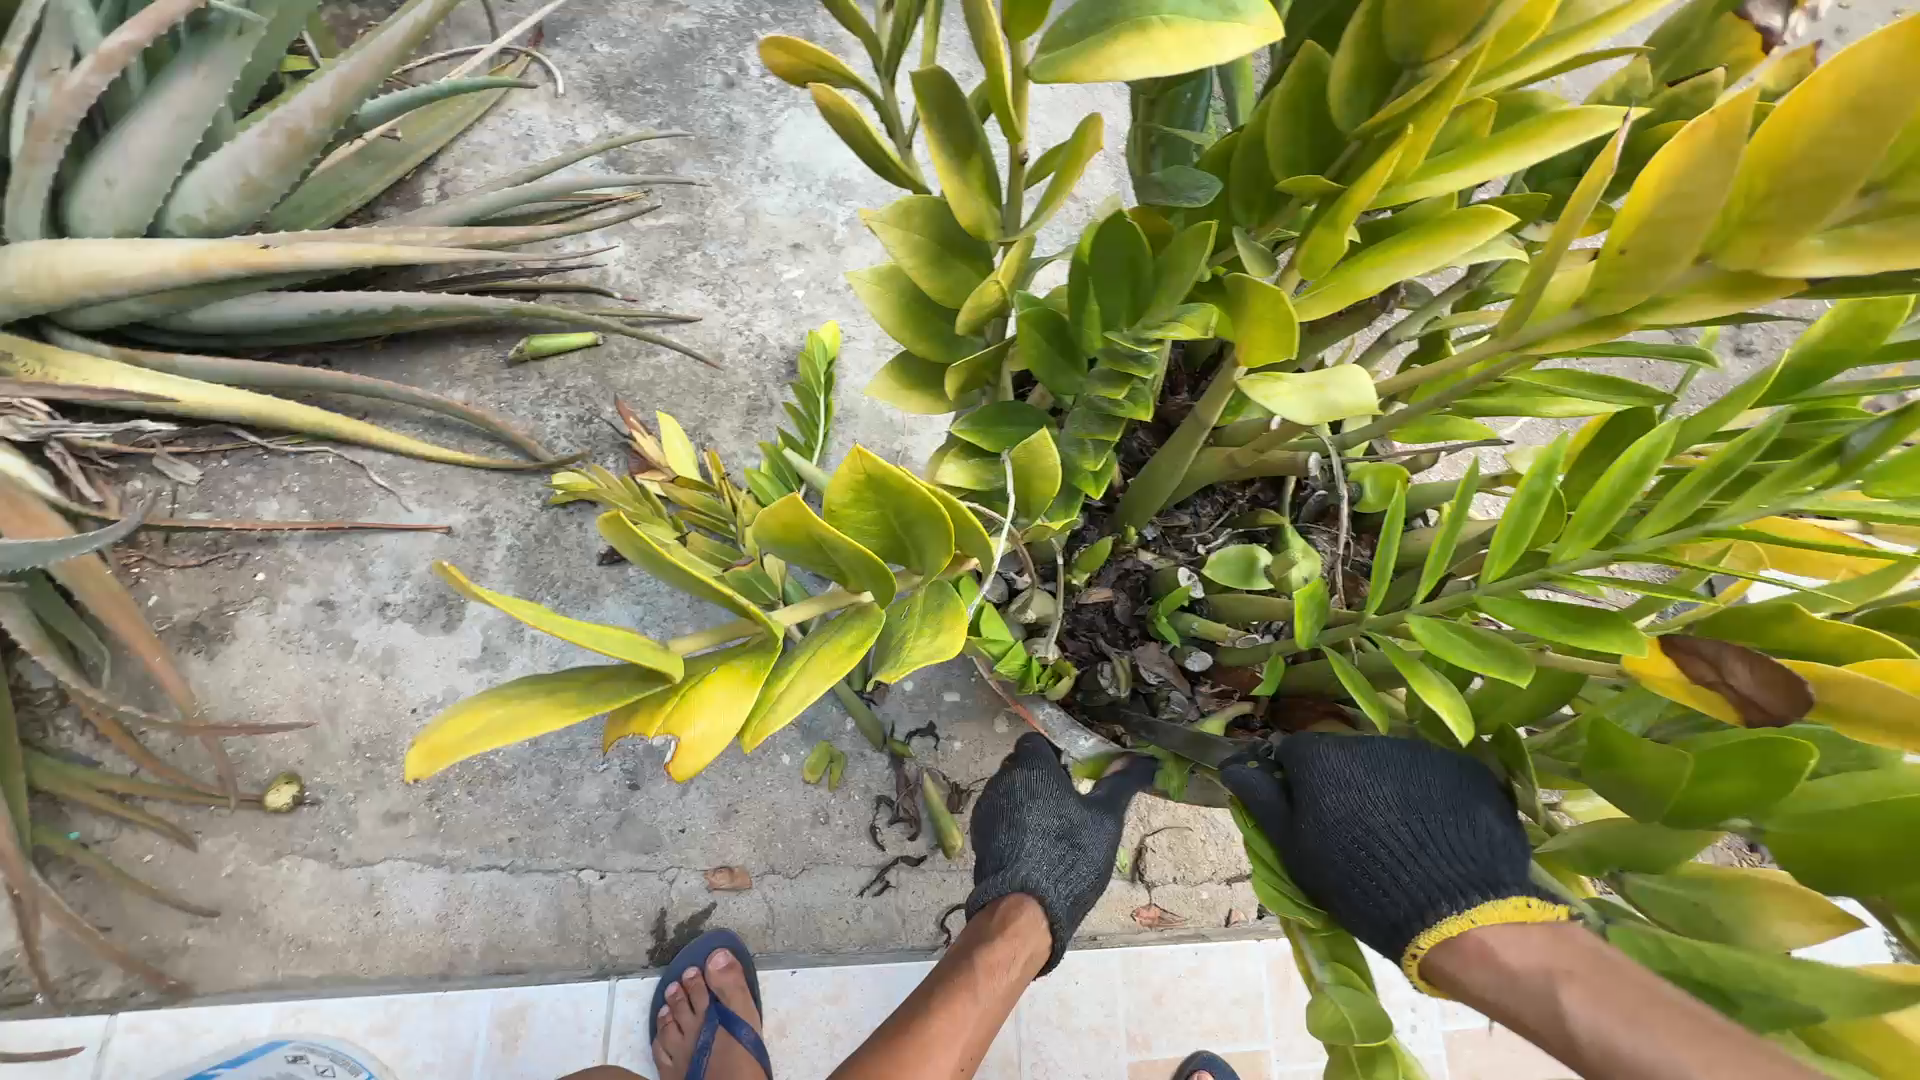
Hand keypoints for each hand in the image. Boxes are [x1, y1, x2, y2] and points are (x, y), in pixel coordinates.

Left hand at [965, 733, 1157, 974]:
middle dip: (1041, 776)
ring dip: (1026, 800)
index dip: (1054, 753)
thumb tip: (1143, 758)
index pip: (1037, 741)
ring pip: (1009, 791)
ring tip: (1052, 827)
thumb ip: (1120, 782)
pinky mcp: (979, 835)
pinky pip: (999, 816)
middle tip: (1067, 800)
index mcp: (1032, 766)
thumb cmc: (1070, 854)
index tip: (1072, 771)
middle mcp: (1003, 779)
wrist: (1025, 907)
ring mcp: (986, 808)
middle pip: (1021, 765)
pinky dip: (1014, 822)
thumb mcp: (1105, 818)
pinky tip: (1034, 846)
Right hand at [1219, 732, 1568, 992]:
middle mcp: (1367, 741)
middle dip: (1341, 783)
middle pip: (1342, 755)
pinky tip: (1437, 835)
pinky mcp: (1465, 769)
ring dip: (1385, 788)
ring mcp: (1420, 752)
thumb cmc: (1358, 882)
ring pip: (1388, 764)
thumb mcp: (1295, 849)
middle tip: (1354, 831)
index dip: (1295, 782)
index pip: (1292, 752)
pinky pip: (1433, 775)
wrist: (1460, 915)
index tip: (1307, 815)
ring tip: (1400, 837)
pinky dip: (1429, 797)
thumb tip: (1232, 764)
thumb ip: (1262, 800)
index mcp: (1319, 757)